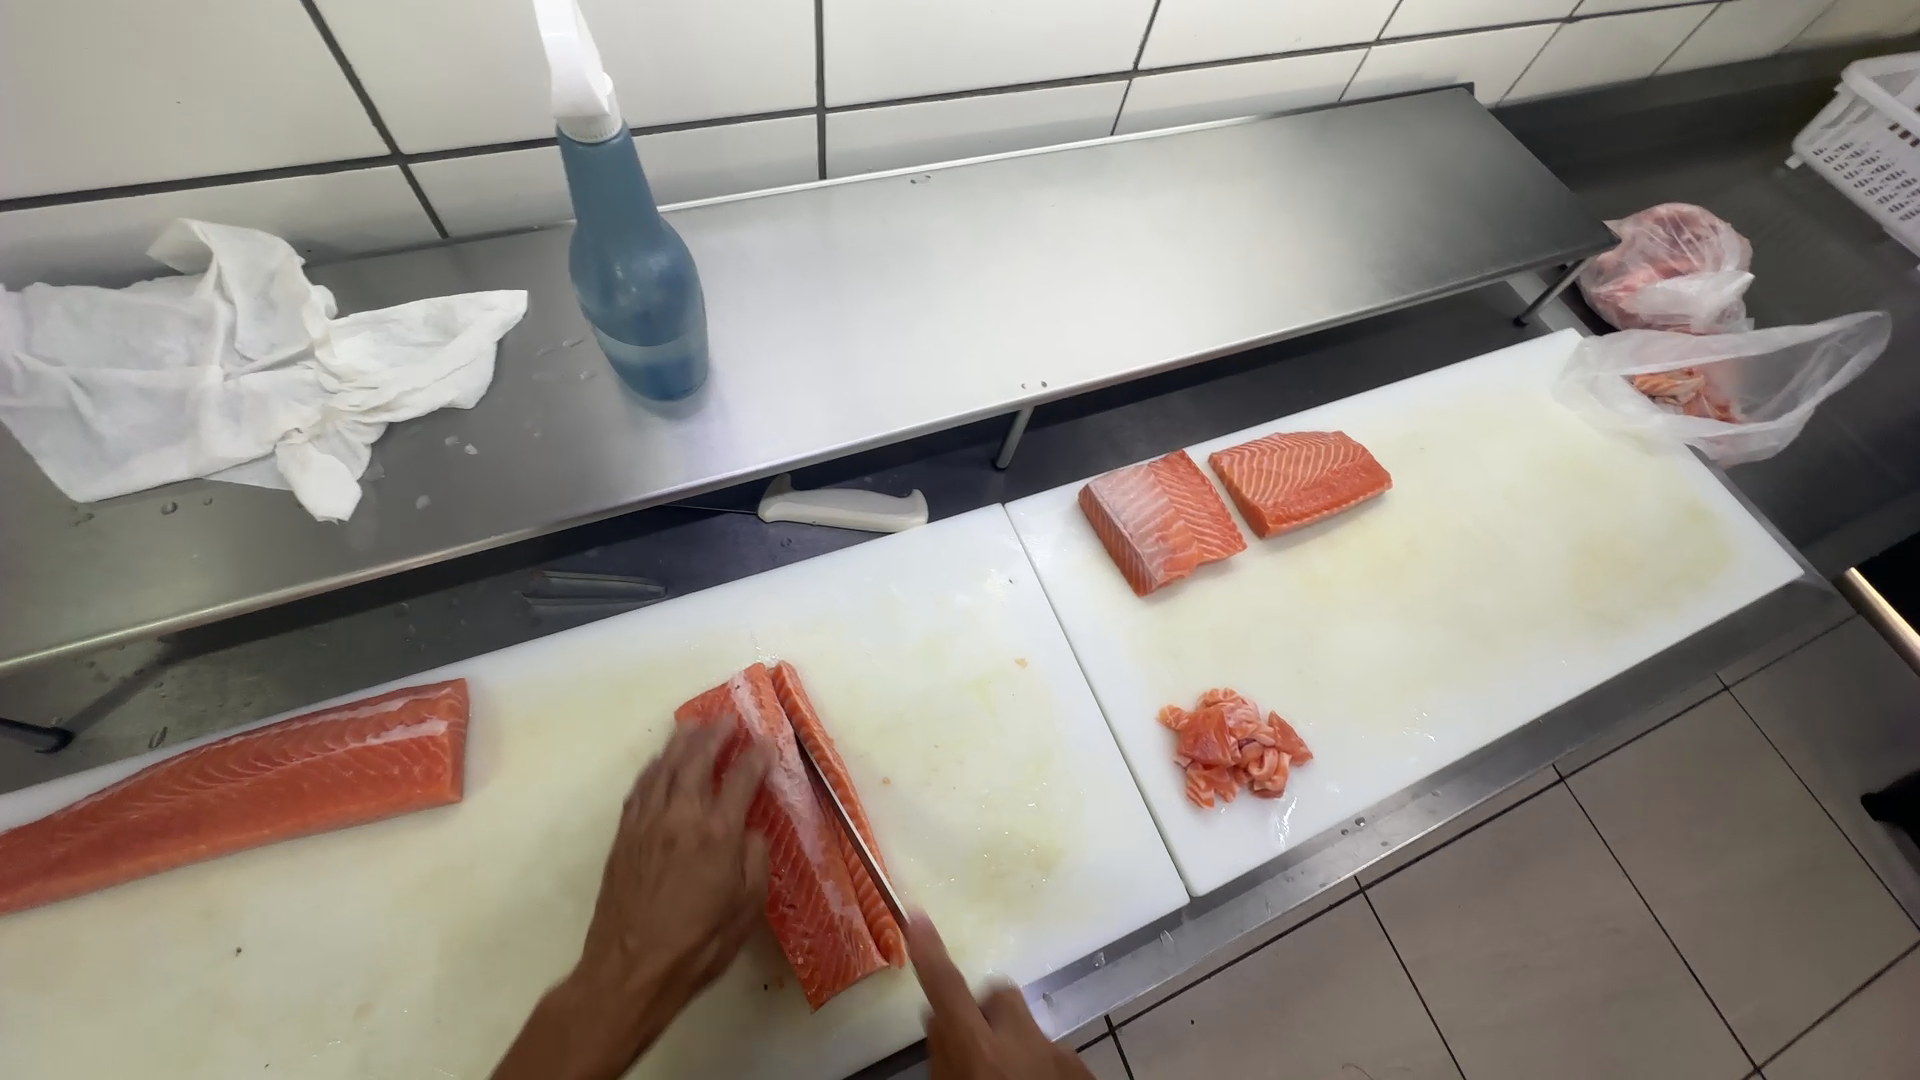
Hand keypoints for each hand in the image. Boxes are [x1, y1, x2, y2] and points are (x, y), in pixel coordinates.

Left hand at [493, 723, 770, 1079]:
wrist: (630, 971)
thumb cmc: (700, 942)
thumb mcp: (747, 905)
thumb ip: (755, 858)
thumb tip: (749, 830)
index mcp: (718, 832)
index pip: (742, 777)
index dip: (757, 755)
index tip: (767, 742)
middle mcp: (682, 816)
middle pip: (698, 759)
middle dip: (716, 734)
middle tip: (728, 720)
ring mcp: (649, 823)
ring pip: (665, 768)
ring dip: (681, 743)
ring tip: (693, 726)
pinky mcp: (625, 836)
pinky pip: (640, 789)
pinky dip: (653, 768)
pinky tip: (659, 762)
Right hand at [909, 915, 1092, 1079]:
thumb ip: (943, 1060)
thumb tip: (937, 1020)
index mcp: (981, 1056)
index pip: (947, 989)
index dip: (930, 952)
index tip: (917, 917)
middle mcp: (1024, 1044)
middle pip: (999, 994)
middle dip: (984, 1010)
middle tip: (974, 1048)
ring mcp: (1061, 1057)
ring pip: (1030, 1029)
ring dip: (1015, 1048)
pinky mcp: (1084, 1073)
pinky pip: (1054, 1056)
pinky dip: (1040, 1070)